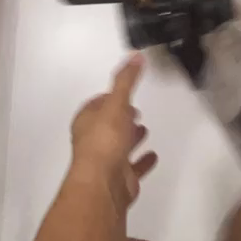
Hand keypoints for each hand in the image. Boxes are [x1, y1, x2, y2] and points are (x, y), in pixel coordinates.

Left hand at [68, 53, 158, 210]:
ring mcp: (106, 161)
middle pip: (107, 125)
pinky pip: (133, 166)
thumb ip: (126, 80)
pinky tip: (152, 156)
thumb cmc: (105, 141)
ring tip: (144, 129)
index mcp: (87, 121)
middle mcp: (93, 140)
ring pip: (119, 146)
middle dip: (121, 118)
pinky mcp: (120, 178)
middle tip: (134, 111)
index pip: (96, 105)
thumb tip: (135, 56)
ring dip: (130, 137)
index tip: (122, 92)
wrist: (103, 184)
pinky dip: (142, 161)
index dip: (108, 98)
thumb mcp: (116, 103)